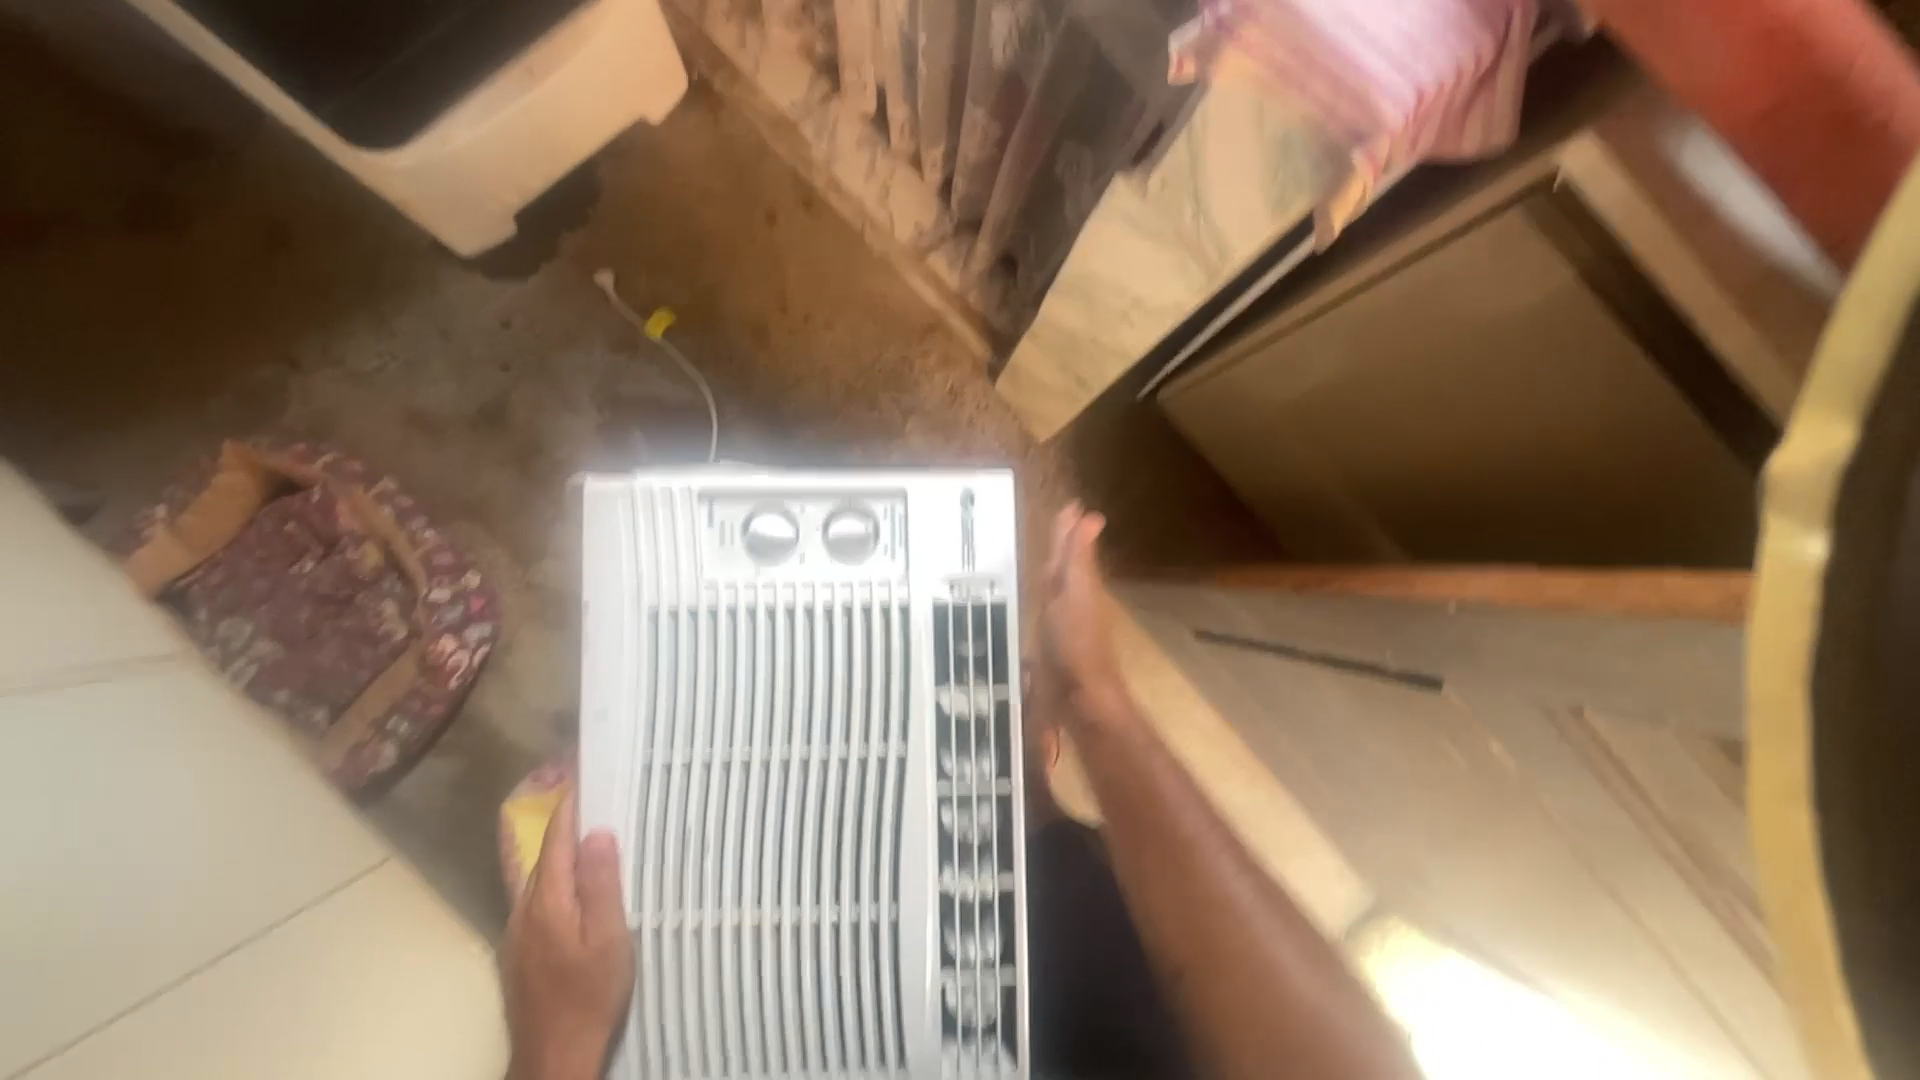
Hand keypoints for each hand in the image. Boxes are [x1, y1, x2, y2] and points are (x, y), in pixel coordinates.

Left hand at [502, 789, 634, 1079]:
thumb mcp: (609, 938)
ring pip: (536, 881)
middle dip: (561, 825)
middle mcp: (523, 912)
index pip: (554, 840)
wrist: (553, 1056)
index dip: (568, 806)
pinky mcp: (519, 954)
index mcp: (546, 902)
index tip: (580, 773)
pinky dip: (553, 881)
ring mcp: (516, 935)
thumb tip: (598, 833)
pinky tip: (571, 888)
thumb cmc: (590, 995)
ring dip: (556, 854)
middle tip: (588, 797)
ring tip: (584, 835)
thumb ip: (602, 884)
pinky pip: (536, 902)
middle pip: (540, 857)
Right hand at [1035, 502, 1123, 711]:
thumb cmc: (1075, 643)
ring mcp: (1060, 626)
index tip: (1069, 505)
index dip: (1066, 530)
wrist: (1078, 699)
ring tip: (1037, 555)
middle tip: (1055, 522)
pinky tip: (1029, 604)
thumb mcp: (1074, 593)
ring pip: (1053, 590)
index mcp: (1075, 586)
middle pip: (1062, 568)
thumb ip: (1077, 558)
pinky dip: (1037, 603)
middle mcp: (1069, 602)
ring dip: (1048, 572)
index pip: (1069, 550)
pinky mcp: (1049, 649)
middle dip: (1058, 546)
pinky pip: (1043, 615)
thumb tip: (1092, 515)